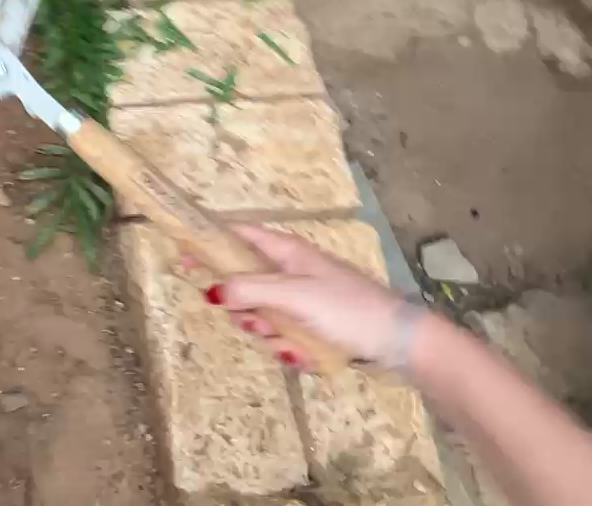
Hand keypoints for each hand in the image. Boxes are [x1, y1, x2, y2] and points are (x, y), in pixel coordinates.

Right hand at [209, 224, 430, 368]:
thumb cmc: (347, 309)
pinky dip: (289, 346)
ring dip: (266, 331)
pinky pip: (285, 333)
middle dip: (243, 305)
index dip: (205, 242)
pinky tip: (304, 356)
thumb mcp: (292, 295)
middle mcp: (290, 269)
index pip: (233, 234)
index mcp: (284, 250)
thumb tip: (209, 291)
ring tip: (285, 343)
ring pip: (262, 311)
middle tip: (249, 320)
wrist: (407, 346)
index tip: (184, 261)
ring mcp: (304, 298)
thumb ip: (247, 290)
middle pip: (243, 280)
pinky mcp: (316, 325)